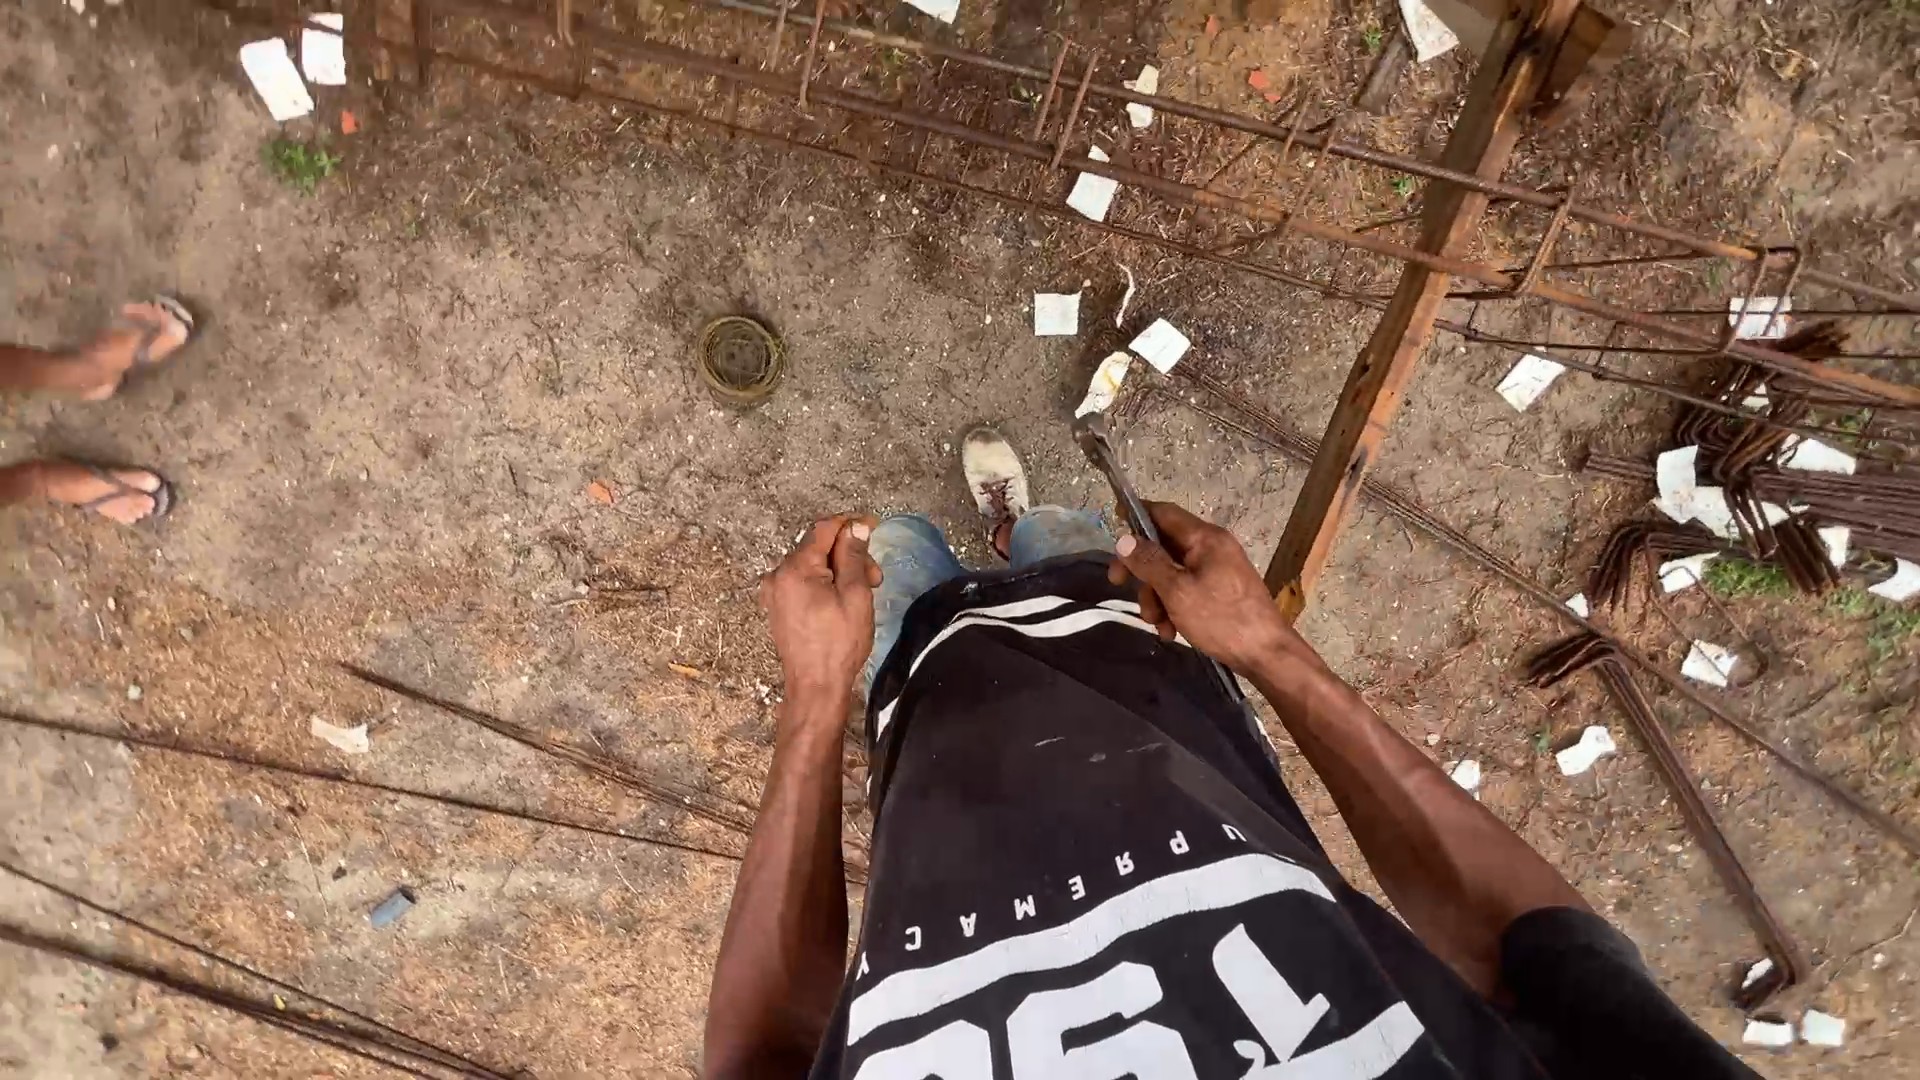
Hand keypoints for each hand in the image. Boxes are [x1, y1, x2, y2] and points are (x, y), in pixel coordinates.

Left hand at [760, 515, 881, 701]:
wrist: (816, 686)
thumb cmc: (839, 642)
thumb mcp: (855, 594)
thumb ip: (853, 556)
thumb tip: (856, 527)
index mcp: (795, 569)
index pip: (823, 529)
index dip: (850, 523)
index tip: (874, 525)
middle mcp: (778, 575)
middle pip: (818, 548)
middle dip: (849, 555)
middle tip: (875, 576)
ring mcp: (775, 592)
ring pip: (813, 566)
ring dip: (841, 570)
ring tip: (864, 591)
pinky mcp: (778, 606)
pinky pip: (804, 582)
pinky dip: (826, 582)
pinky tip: (845, 598)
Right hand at [1107, 501, 1308, 673]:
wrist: (1266, 654)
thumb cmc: (1221, 619)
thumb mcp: (1177, 590)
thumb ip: (1148, 562)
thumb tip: (1123, 540)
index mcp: (1204, 538)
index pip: (1163, 512)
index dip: (1135, 516)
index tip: (1111, 527)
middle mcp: (1212, 547)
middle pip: (1162, 546)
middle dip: (1140, 569)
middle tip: (1117, 584)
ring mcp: (1217, 569)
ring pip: (1171, 572)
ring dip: (1155, 596)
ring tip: (1157, 623)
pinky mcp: (1220, 591)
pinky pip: (1186, 589)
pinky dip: (1173, 606)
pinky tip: (1171, 630)